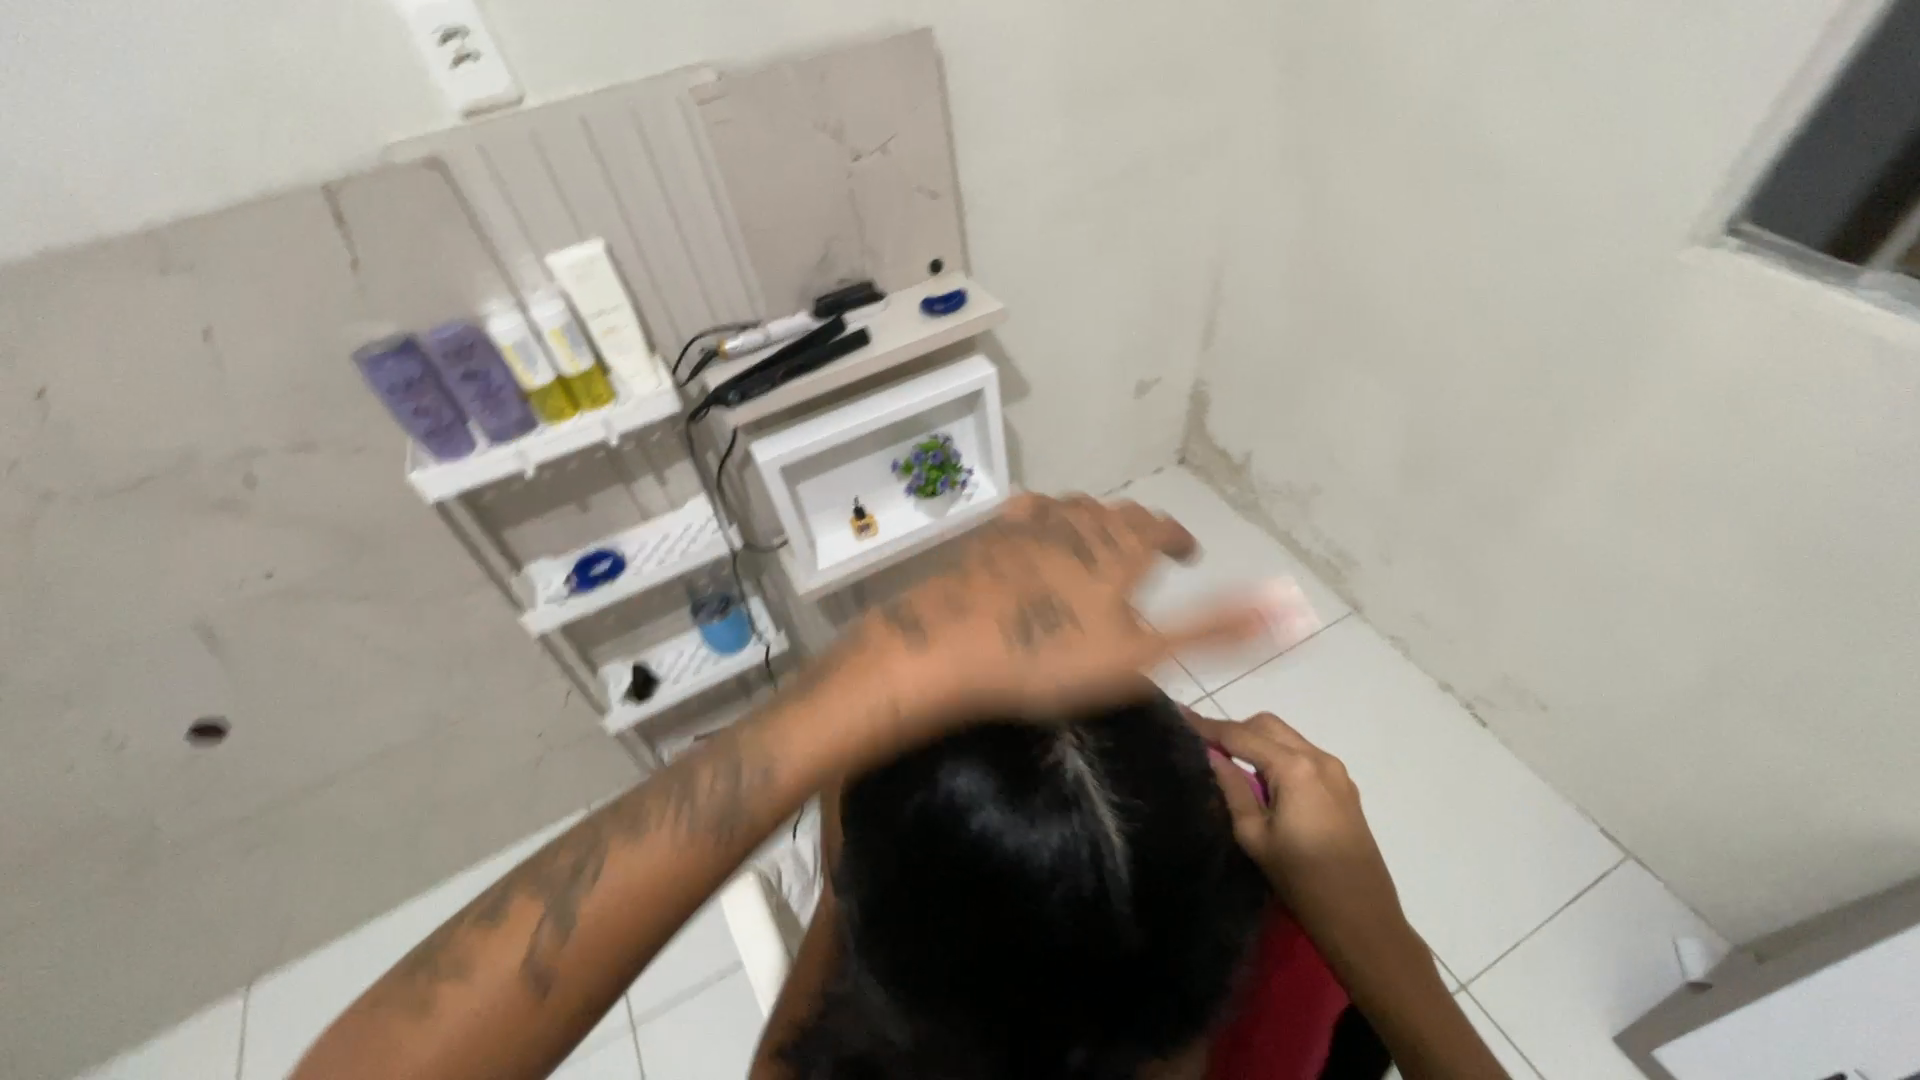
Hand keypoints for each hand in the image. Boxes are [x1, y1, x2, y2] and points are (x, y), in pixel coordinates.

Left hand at [856, 494, 1313, 738]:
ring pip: (1071, 511)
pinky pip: (1025, 516)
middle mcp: (1077, 521)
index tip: (1186, 552)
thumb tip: (1293, 606)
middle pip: (1116, 515)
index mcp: (1120, 546)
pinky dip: (1043, 523)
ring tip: (1096, 545)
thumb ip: (1217, 628)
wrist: (946, 649)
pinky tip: (1033, 534)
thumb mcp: (1143, 653)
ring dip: (1091, 524)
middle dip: (1136, 531)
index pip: (1161, 528)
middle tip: (1144, 554)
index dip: (1178, 538)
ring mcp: (1026, 525)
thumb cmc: (1050, 659)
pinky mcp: (986, 538)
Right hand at [1188, 711, 1409, 941]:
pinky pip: (1304, 755)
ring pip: (1287, 737)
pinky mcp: (1344, 788)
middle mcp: (1319, 758)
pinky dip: (1278, 756)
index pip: (1240, 735)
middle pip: (1267, 726)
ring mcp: (1337, 772)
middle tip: (1204, 747)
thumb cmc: (1303, 881)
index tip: (1178, 717)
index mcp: (1295, 768)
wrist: (1364, 920)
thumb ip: (1232, 788)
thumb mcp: (1254, 836)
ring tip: (1229, 763)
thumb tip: (1211, 755)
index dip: (1206, 726)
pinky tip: (1262, 781)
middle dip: (1234, 730)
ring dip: (1257, 742)